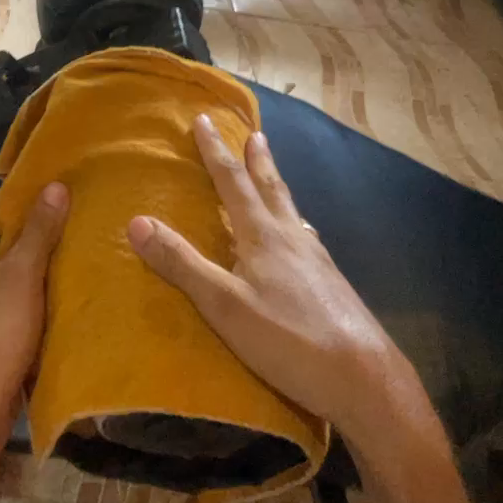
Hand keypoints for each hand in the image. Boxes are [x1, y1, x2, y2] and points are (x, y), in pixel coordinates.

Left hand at [0, 183, 70, 429]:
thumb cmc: (0, 329)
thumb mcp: (24, 273)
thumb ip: (39, 230)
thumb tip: (55, 185)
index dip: (12, 195)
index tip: (47, 197)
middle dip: (28, 226)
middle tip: (66, 223)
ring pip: (3, 263)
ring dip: (31, 258)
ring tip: (68, 254)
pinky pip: (6, 290)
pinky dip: (28, 286)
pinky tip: (56, 292)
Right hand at [126, 114, 408, 431]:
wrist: (367, 382)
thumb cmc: (288, 340)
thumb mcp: (223, 305)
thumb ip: (181, 264)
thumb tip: (136, 221)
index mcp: (263, 237)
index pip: (233, 183)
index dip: (215, 151)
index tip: (203, 120)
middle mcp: (293, 239)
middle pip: (271, 189)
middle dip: (257, 160)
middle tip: (255, 134)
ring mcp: (318, 263)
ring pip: (292, 213)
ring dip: (277, 189)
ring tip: (274, 178)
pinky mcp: (333, 287)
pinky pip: (307, 239)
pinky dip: (295, 224)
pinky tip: (302, 239)